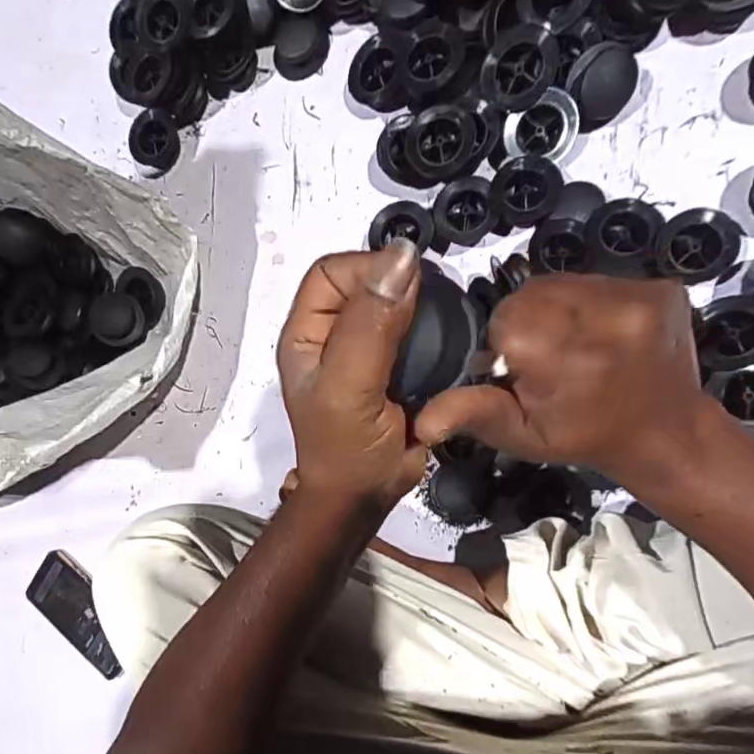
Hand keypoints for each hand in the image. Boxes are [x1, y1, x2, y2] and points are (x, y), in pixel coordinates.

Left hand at [277, 240, 426, 512]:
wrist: (366, 496)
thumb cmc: (345, 450)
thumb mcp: (349, 387)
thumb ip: (371, 325)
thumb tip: (401, 257)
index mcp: (307, 335)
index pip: (332, 272)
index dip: (367, 268)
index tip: (407, 284)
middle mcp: (334, 337)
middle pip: (365, 282)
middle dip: (399, 284)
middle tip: (432, 302)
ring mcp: (367, 352)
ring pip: (395, 305)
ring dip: (421, 308)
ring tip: (443, 320)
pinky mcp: (397, 368)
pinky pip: (417, 333)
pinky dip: (433, 332)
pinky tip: (445, 340)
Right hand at [414, 273, 714, 482]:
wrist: (664, 433)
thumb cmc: (584, 436)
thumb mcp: (521, 436)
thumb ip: (473, 415)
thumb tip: (424, 422)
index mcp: (556, 350)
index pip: (504, 317)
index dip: (508, 344)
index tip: (526, 370)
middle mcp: (598, 313)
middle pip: (533, 292)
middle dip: (532, 322)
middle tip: (552, 360)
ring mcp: (635, 296)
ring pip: (566, 281)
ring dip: (562, 309)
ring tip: (580, 346)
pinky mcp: (661, 286)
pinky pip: (603, 280)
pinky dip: (595, 304)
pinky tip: (606, 335)